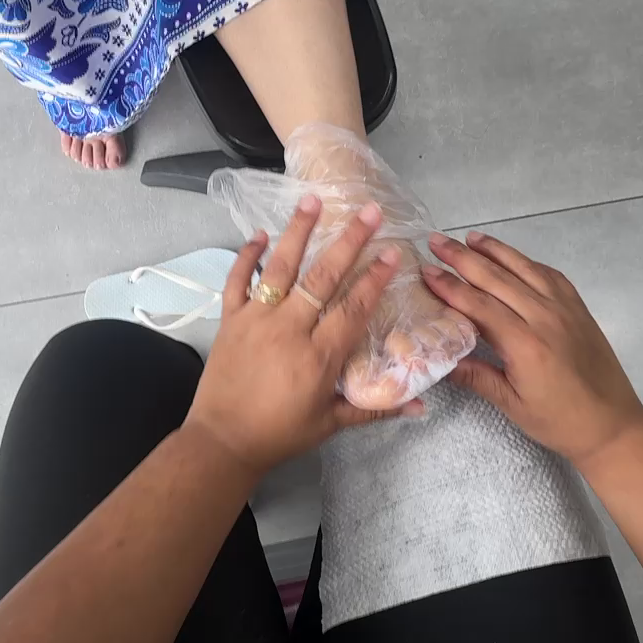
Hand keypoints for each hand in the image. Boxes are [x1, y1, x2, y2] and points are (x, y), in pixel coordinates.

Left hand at [184, 196, 423, 476]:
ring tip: (313, 200)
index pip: (353, 308)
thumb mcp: (330, 424)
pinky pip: (238, 281)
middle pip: (323, 277)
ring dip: (298, 231)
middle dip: (349, 241)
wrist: (221, 442)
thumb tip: (421, 406)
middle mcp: (289, 330)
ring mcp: (256, 320)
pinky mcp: (230, 320)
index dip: (375, 278)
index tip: (392, 251)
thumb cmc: (279, 434)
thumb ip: (374, 409)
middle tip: (369, 211)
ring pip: (280, 268)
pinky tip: (259, 233)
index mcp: (318, 356)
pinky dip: (247, 256)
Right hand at [420, 231, 642, 467]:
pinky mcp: (578, 307)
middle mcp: (545, 317)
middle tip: (437, 241)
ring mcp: (565, 308)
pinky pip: (549, 275)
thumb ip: (476, 376)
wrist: (614, 424)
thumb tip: (438, 358)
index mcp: (525, 344)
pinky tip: (511, 256)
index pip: (479, 305)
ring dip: (495, 250)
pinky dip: (526, 261)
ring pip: (524, 268)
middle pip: (497, 279)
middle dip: (463, 258)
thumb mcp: (512, 405)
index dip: (450, 286)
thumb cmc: (559, 421)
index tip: (426, 270)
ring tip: (469, 237)